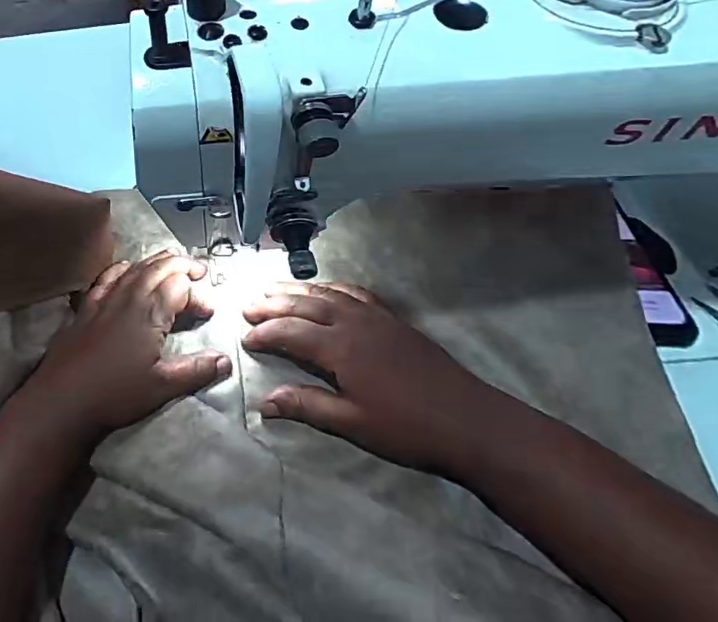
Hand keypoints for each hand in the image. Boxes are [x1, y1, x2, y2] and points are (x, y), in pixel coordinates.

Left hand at [6, 251, 229, 447]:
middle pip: (156, 269)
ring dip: (154, 262)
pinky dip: (121, 268)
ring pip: (132, 269)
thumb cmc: (115, 393)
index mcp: (148, 314)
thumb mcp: (162, 387)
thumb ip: (195, 370)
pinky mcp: (85, 308)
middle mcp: (126, 298)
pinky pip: (106, 277)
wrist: (63, 397)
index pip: (178, 287)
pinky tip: (125, 268)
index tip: (208, 311)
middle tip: (198, 269)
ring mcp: (103, 300)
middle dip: (180, 265)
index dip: (197, 294)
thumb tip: (225, 360)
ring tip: (170, 259)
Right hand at [241, 282, 524, 475]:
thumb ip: (307, 406)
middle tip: (247, 306)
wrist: (472, 422)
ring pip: (325, 293)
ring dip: (295, 290)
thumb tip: (264, 402)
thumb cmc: (409, 428)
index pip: (289, 332)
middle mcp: (352, 322)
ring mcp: (374, 316)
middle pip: (302, 304)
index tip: (245, 339)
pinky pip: (353, 292)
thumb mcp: (354, 423)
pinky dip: (330, 287)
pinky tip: (324, 290)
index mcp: (339, 347)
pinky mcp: (392, 318)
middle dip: (271, 304)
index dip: (263, 333)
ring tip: (273, 289)